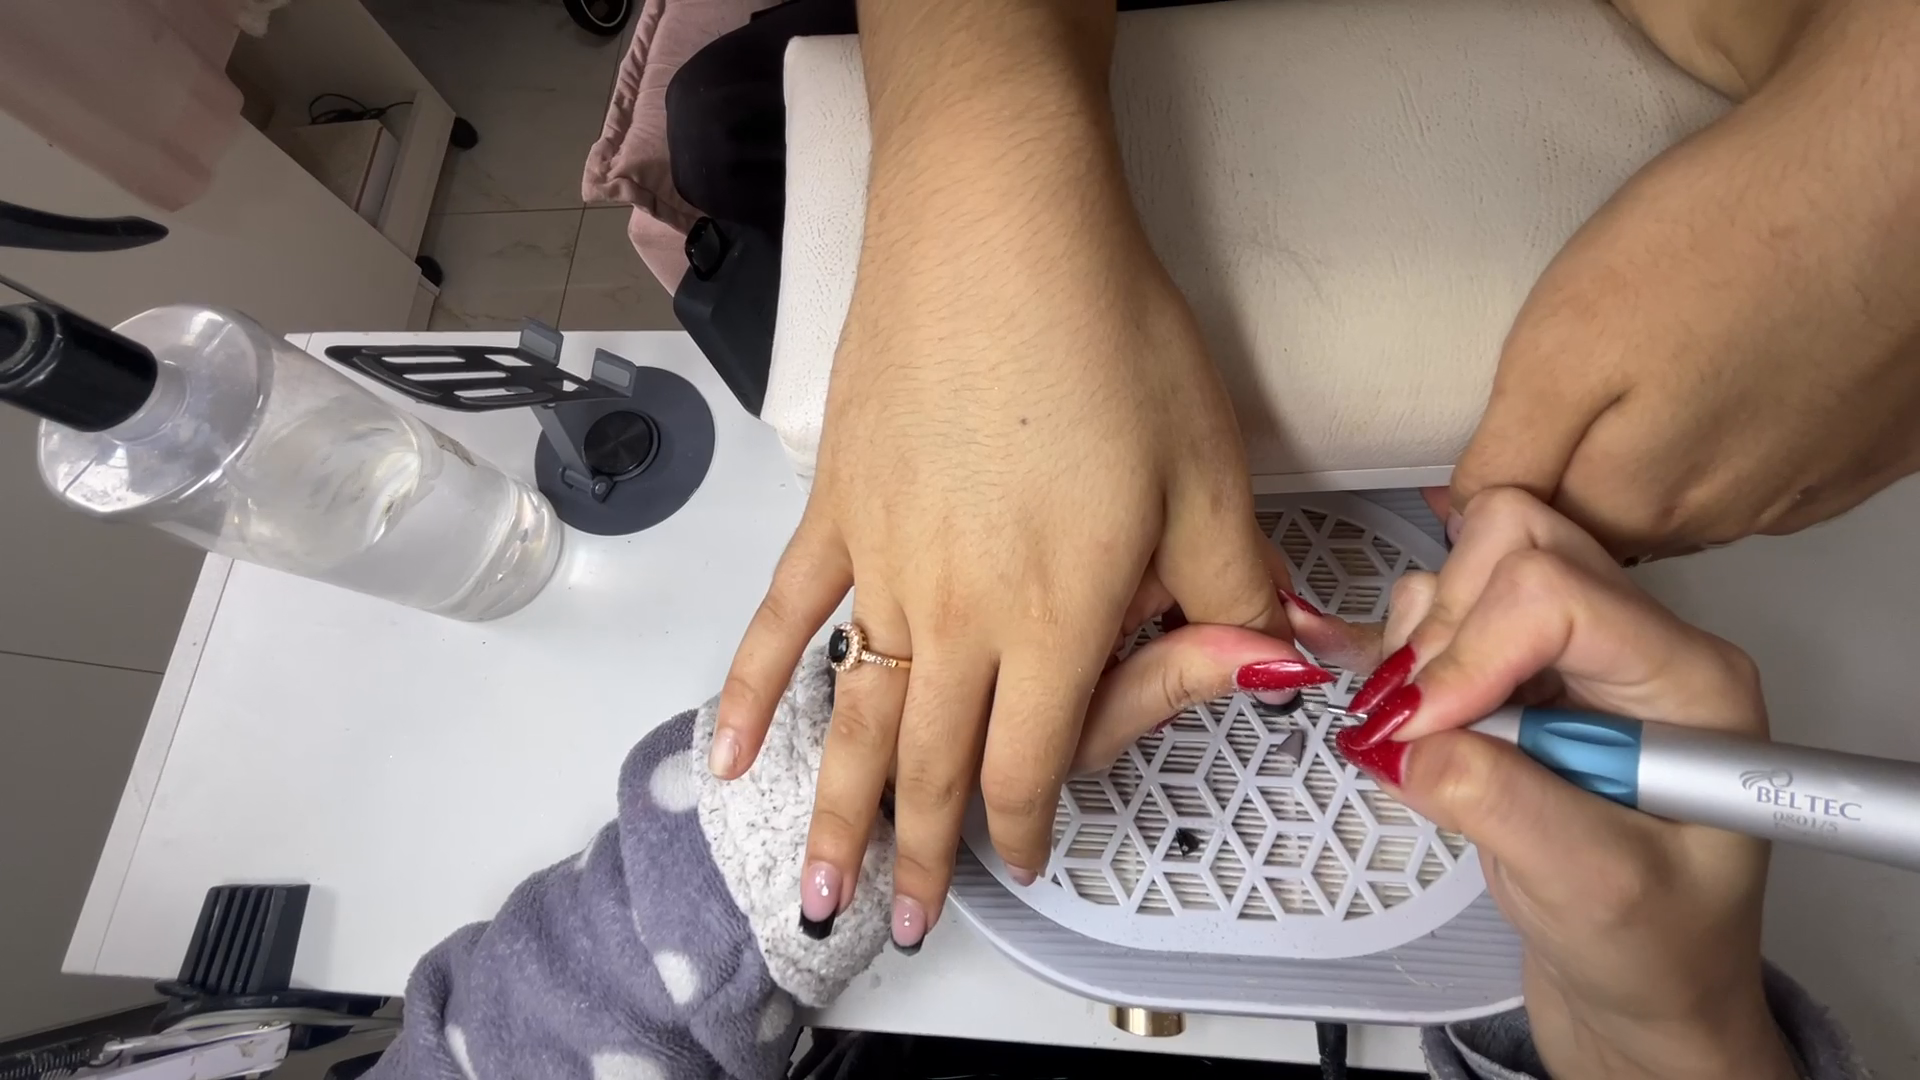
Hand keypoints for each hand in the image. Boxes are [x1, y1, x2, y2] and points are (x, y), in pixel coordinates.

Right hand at [712, 0, 1310, 952]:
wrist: (996, 235)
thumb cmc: (1112, 345)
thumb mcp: (1207, 471)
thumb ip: (1243, 587)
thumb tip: (1302, 663)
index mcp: (1059, 617)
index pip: (1042, 761)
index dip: (1035, 821)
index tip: (1028, 856)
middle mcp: (961, 615)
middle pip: (941, 761)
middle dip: (931, 851)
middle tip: (907, 920)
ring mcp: (884, 569)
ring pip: (863, 715)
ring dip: (841, 811)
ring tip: (820, 891)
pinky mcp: (835, 515)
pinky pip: (786, 618)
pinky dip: (755, 692)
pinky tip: (724, 757)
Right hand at [1330, 489, 1796, 1079]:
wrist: (1632, 961)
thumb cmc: (1647, 933)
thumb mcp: (1592, 884)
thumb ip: (1494, 800)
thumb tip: (1395, 738)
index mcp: (1679, 674)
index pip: (1554, 593)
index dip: (1469, 652)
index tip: (1422, 728)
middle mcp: (1620, 636)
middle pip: (1511, 538)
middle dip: (1441, 623)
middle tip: (1415, 710)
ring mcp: (1553, 643)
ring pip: (1458, 565)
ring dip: (1411, 639)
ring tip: (1408, 722)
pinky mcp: (1496, 660)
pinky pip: (1424, 608)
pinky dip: (1378, 638)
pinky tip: (1353, 666)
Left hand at [1447, 0, 1919, 561]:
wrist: (1897, 156)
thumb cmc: (1707, 247)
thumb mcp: (1551, 359)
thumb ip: (1506, 458)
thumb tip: (1463, 517)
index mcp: (1639, 506)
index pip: (1540, 536)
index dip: (1506, 491)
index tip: (1506, 434)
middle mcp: (1731, 519)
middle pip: (1609, 525)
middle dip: (1571, 478)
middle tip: (1575, 393)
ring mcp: (1811, 486)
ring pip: (1682, 502)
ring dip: (1648, 462)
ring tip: (1650, 380)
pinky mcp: (1873, 448)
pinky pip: (1760, 474)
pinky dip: (1726, 442)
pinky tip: (1724, 383)